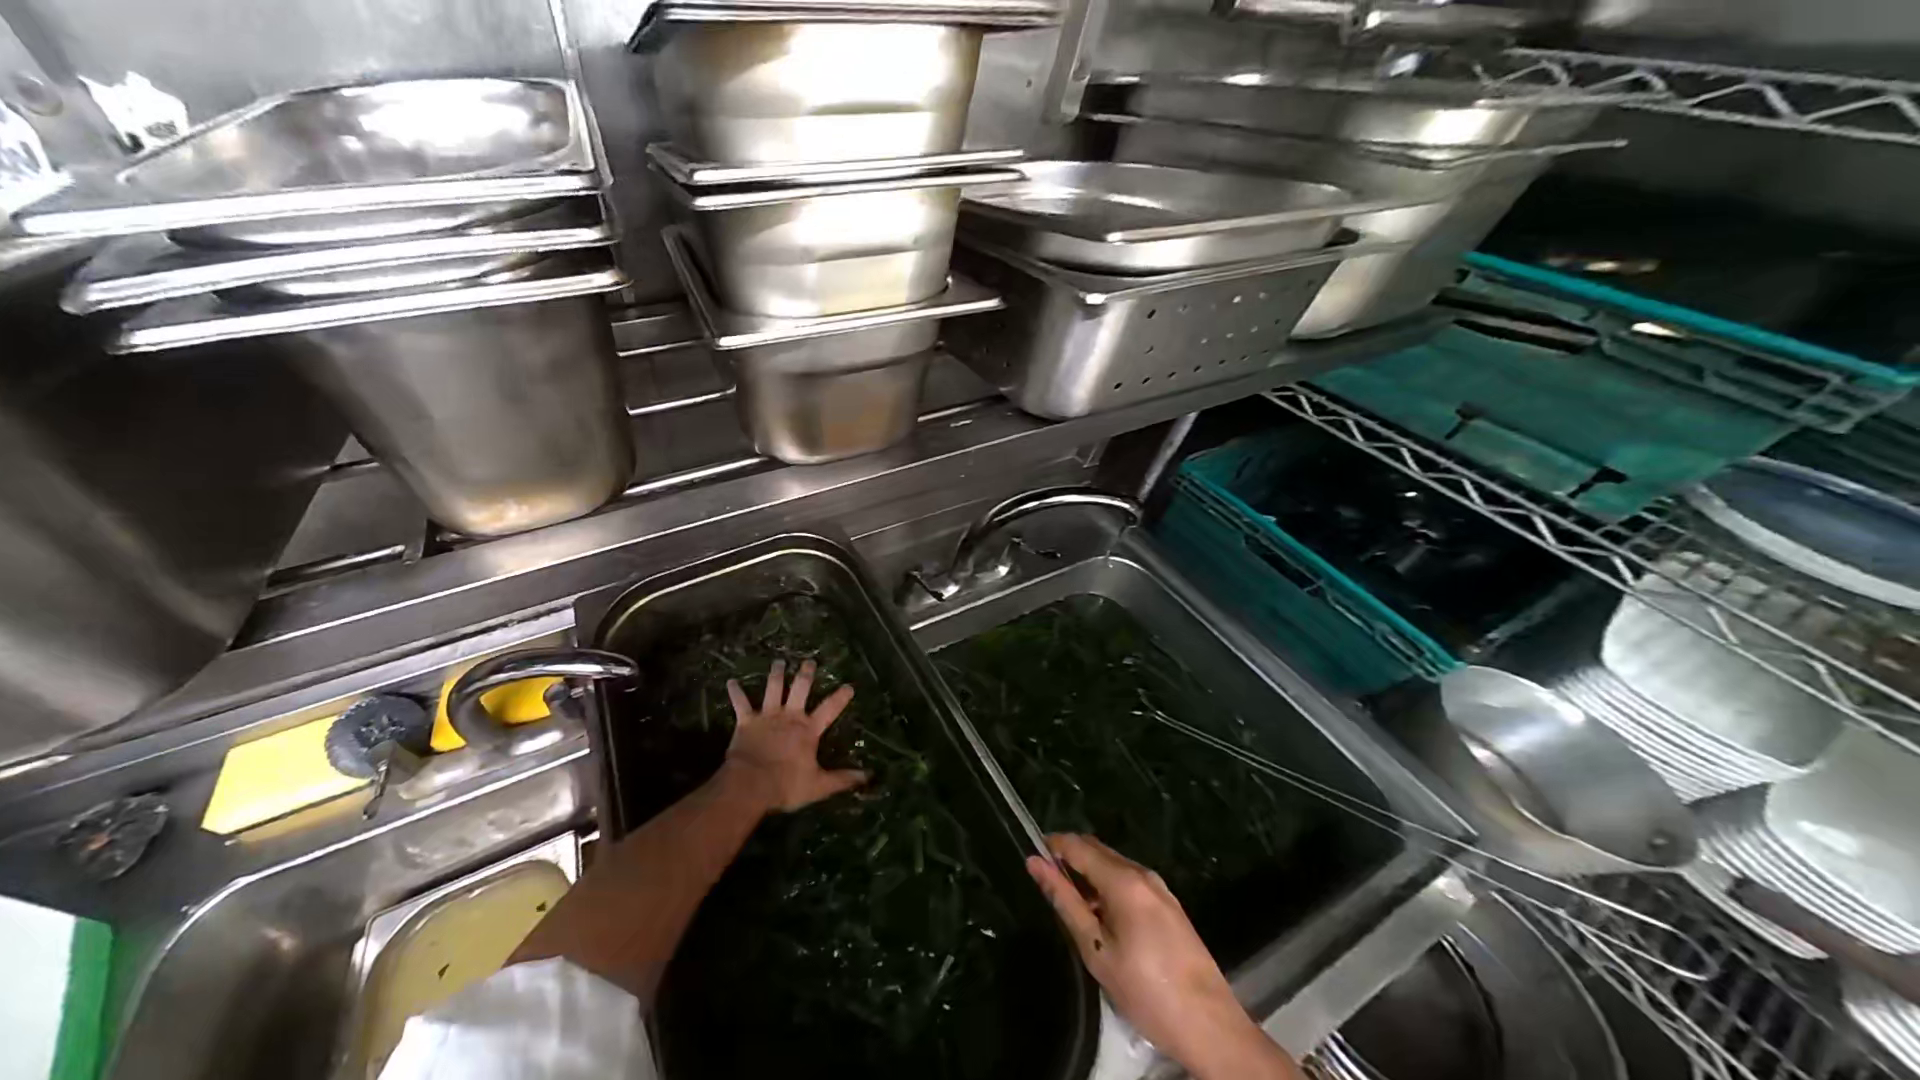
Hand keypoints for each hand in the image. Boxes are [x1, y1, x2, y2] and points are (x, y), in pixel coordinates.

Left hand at [721, 659, 866, 813]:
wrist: (750, 785)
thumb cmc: (786, 785)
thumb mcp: (819, 785)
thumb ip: (843, 779)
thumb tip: (868, 777)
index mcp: (808, 730)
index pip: (829, 709)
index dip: (840, 697)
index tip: (849, 686)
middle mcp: (789, 717)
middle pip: (800, 689)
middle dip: (806, 674)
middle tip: (809, 662)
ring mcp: (767, 716)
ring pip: (773, 689)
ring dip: (776, 675)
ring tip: (779, 662)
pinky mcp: (746, 722)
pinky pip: (741, 703)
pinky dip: (736, 692)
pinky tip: (731, 682)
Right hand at [1027, 834, 1299, 1079]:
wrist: (1210, 1025)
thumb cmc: (1146, 991)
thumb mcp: (1096, 949)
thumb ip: (1065, 902)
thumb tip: (1035, 864)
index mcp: (1124, 880)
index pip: (1079, 845)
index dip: (1053, 845)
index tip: (1031, 858)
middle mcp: (1144, 874)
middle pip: (1098, 850)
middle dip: (1070, 858)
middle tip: (1044, 882)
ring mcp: (1161, 888)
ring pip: (1114, 865)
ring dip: (1089, 874)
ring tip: (1068, 903)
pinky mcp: (1169, 905)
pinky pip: (1130, 881)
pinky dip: (1108, 886)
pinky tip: (1100, 916)